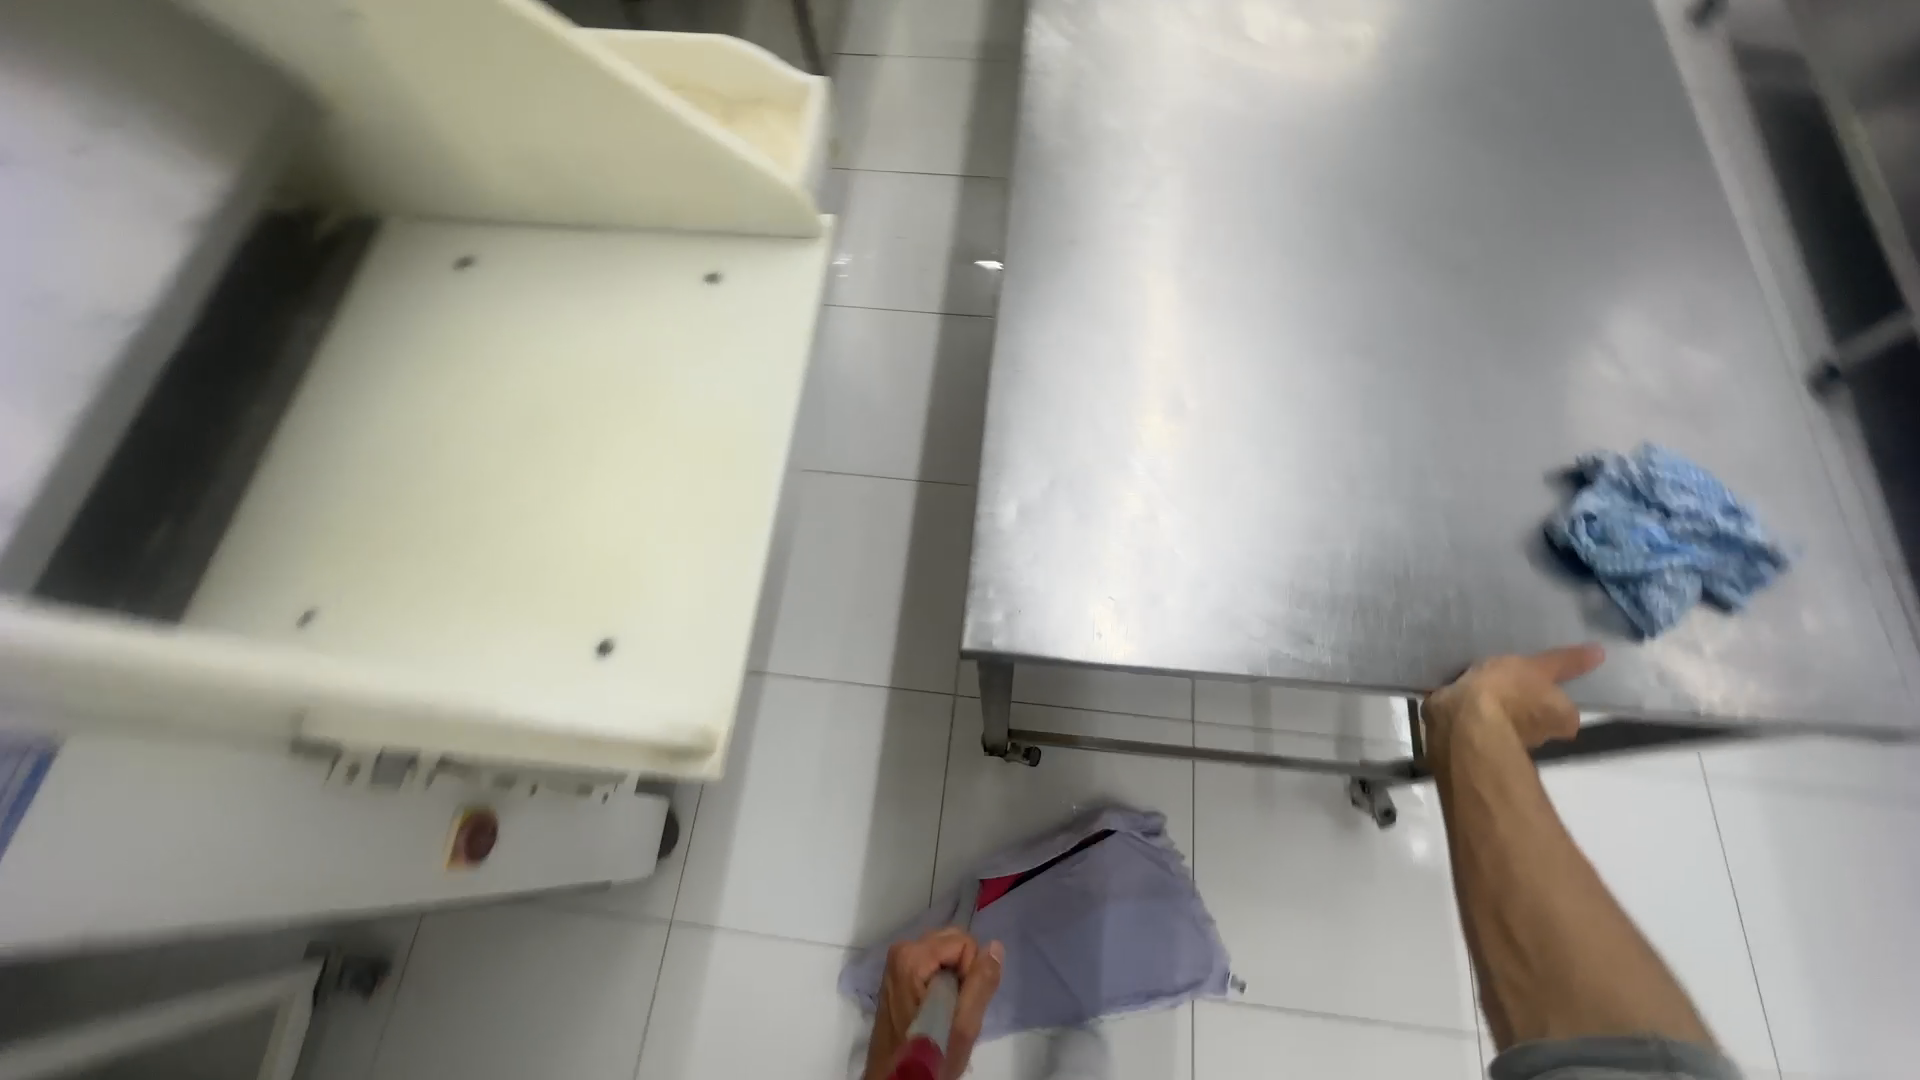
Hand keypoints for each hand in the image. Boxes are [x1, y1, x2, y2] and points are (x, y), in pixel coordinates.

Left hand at [864, 929, 1004, 1079]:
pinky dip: (942, 982)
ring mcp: (897, 962)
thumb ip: (980, 985)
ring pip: (945, 953)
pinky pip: (933, 963)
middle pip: (952, 942)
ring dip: (954, 978)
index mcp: (912, 956)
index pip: (963, 942)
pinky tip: (937, 1009)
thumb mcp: (962, 1028)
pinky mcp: (898, 974)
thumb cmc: (927, 1059)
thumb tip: (995, 946)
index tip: (961, 1005)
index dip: (971, 973)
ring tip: (946, 1011)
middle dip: (963, 972)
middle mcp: (901, 950)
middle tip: (956, 1009)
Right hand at [1423, 645, 1604, 749]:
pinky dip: (1473, 712)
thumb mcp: (1538, 666)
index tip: (1533, 681)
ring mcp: (1508, 742)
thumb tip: (1601, 652)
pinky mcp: (1478, 740)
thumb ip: (1565, 661)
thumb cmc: (1509, 690)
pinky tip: (1462, 696)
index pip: (1564, 708)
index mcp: (1565, 721)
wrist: (1464, 716)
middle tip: (1506, 681)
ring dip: (1496, 707)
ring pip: (1507, 720)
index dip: (1550, 694)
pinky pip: (1480, 721)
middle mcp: (1543, 737)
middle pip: (1537, 716)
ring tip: (1478, 685)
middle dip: (1523, 703)